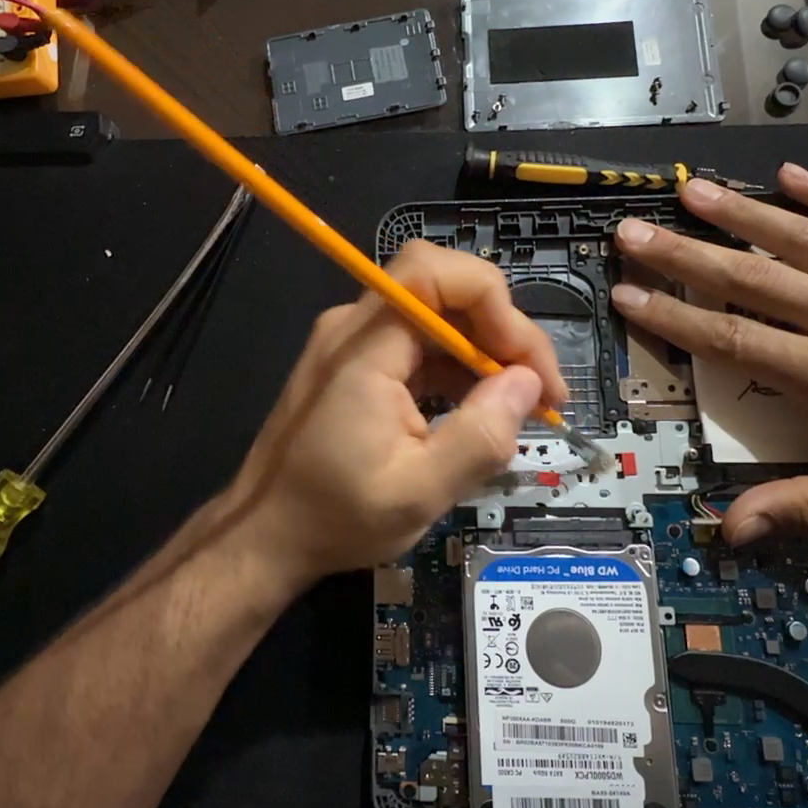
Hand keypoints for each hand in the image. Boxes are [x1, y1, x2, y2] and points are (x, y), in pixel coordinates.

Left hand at [229, 240, 566, 581]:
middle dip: (503, 331)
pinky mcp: (359, 366)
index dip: (493, 302)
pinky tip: (483, 409)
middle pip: (444, 290)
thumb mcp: (418, 491)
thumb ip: (480, 436)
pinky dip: (460, 369)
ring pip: (438, 318)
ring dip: (487, 352)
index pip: (432, 273)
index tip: (528, 365)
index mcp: (364, 347)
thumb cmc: (333, 517)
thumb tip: (528, 384)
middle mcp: (356, 328)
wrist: (264, 534)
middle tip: (543, 390)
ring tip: (525, 405)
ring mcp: (355, 344)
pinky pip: (421, 346)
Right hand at [610, 165, 807, 547]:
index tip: (625, 294)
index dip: (671, 316)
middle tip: (632, 230)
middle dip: (683, 255)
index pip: (734, 340)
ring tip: (693, 189)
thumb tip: (729, 530)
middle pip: (754, 279)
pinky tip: (793, 175)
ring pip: (805, 239)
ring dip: (743, 212)